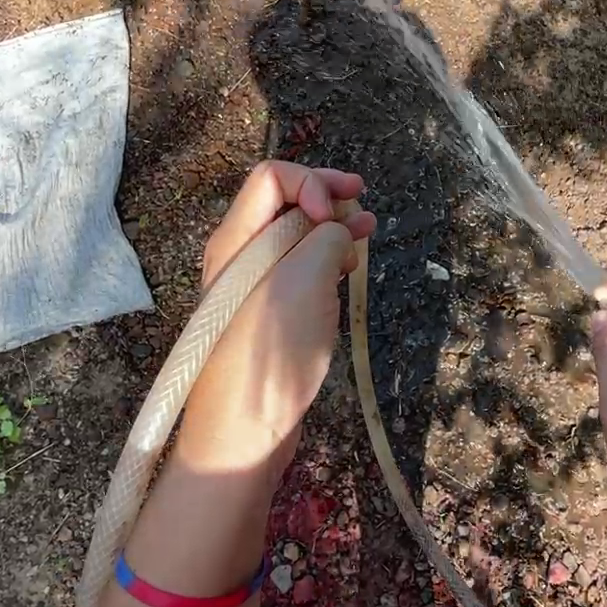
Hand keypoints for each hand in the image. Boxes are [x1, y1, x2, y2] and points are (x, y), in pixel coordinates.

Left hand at [174, 161, 375, 479]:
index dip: (311, 181)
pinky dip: (327, 255)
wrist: (243, 431)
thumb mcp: (305, 275)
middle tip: (361, 197)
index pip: (272, 176)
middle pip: (284, 199)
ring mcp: (256, 283)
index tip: (335, 213)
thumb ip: (326, 237)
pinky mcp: (272, 312)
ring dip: (332, 224)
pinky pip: (300, 266)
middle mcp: (241, 252)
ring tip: (369, 226)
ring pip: (296, 234)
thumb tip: (337, 234)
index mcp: (237, 236)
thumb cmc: (271, 347)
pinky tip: (351, 261)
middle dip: (325, 194)